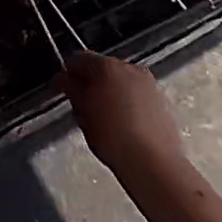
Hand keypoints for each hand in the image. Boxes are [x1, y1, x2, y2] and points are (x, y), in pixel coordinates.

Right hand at [57, 51, 186, 175]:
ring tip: (104, 117)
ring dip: (109, 90)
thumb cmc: (112, 138)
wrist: (153, 162)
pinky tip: (123, 122)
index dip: (67, 73)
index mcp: (107, 66)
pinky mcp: (160, 97)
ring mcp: (147, 81)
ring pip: (120, 79)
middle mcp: (129, 66)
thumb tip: (65, 79)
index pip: (79, 59)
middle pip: (102, 66)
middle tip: (81, 104)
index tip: (61, 88)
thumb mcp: (83, 115)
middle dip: (90, 81)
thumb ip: (72, 90)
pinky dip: (126, 100)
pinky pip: (136, 92)